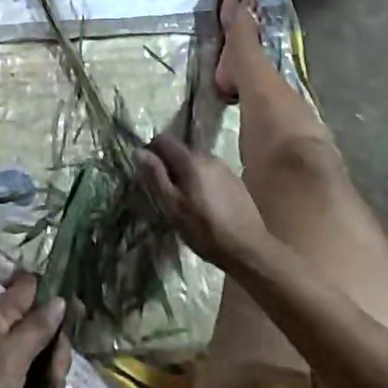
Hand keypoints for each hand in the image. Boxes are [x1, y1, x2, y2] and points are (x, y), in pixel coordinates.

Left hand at [0, 271, 72, 387]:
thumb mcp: (12, 355)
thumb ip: (38, 326)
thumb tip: (60, 298)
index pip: (31, 288)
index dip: (54, 295)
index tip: (78, 310)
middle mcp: (2, 332)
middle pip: (43, 328)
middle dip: (56, 355)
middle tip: (55, 378)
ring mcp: (5, 362)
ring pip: (43, 359)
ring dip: (52, 384)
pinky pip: (35, 385)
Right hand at [135, 132, 270, 269]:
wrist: (248, 248)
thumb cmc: (204, 229)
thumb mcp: (172, 206)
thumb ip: (156, 176)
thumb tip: (139, 151)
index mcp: (191, 160)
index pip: (163, 140)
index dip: (152, 152)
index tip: (149, 175)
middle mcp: (208, 156)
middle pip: (180, 151)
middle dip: (169, 166)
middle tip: (167, 194)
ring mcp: (224, 167)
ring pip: (196, 163)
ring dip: (186, 175)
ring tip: (186, 202)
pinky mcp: (235, 180)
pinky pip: (210, 173)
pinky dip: (202, 182)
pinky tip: (205, 204)